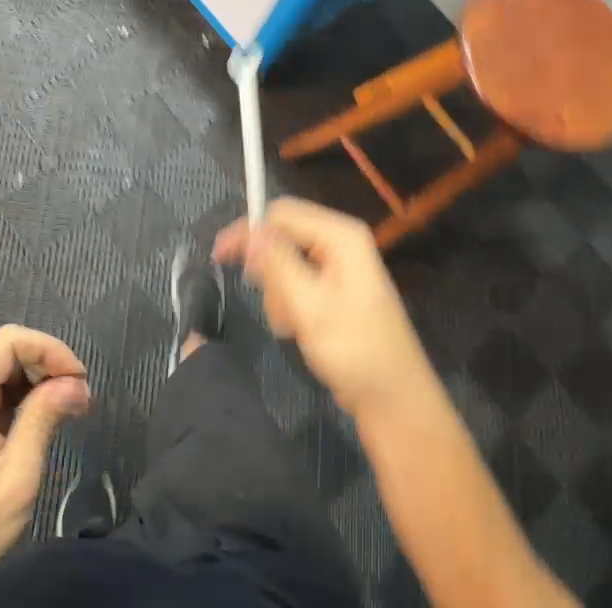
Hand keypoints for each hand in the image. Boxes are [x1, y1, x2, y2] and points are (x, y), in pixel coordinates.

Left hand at [0, 325, 89, 606]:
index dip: (51, 350)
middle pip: (9, 352)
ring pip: (7, 371)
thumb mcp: (16, 475)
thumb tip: (76, 382)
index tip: (81, 379)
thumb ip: (43, 419)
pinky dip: (27, 398)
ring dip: (42, 382)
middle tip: (82, 399)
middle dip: (49, 366)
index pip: (10, 341)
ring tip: (72, 408)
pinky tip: (49, 417)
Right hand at [214, 198, 430, 415]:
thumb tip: (249, 230)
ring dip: (279, 295)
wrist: (392, 398)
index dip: (248, 232)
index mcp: (341, 236)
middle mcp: (341, 242)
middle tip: (279, 308)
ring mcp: (338, 266)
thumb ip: (277, 264)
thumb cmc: (355, 351)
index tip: (219, 257)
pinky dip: (290, 305)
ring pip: (284, 263)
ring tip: (295, 326)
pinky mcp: (334, 289)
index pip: (281, 214)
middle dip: (270, 274)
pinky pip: (296, 283)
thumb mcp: (309, 306)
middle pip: (282, 237)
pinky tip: (302, 329)